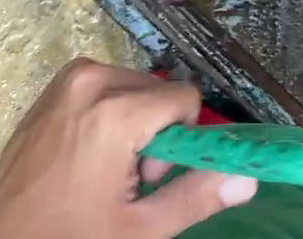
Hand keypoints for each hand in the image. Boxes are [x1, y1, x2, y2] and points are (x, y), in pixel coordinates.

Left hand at [0, 59, 257, 238]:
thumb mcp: (140, 232)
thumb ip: (197, 196)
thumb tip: (249, 176)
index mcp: (115, 111)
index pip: (185, 98)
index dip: (180, 140)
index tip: (149, 178)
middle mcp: (92, 79)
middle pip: (158, 91)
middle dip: (156, 130)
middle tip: (127, 180)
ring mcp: (68, 78)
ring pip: (133, 86)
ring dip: (134, 121)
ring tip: (104, 170)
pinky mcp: (54, 86)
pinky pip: (105, 85)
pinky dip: (109, 112)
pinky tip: (86, 154)